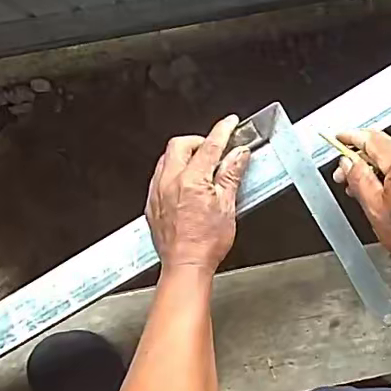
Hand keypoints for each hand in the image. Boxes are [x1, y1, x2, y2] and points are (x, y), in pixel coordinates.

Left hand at [146, 115, 250, 275]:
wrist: (185, 266)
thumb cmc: (205, 244)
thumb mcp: (227, 206)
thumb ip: (231, 175)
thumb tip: (239, 154)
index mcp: (191, 180)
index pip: (209, 145)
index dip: (222, 130)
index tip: (230, 124)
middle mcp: (170, 182)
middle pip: (180, 144)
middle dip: (198, 141)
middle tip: (213, 148)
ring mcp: (158, 193)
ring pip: (166, 159)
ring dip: (183, 156)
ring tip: (200, 166)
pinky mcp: (152, 204)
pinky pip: (159, 177)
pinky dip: (172, 172)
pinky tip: (184, 183)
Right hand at [333, 128, 390, 272]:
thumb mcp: (376, 210)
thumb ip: (358, 181)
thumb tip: (347, 164)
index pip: (371, 138)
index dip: (350, 137)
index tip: (339, 138)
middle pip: (384, 149)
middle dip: (362, 162)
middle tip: (346, 177)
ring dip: (379, 172)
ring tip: (367, 193)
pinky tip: (389, 196)